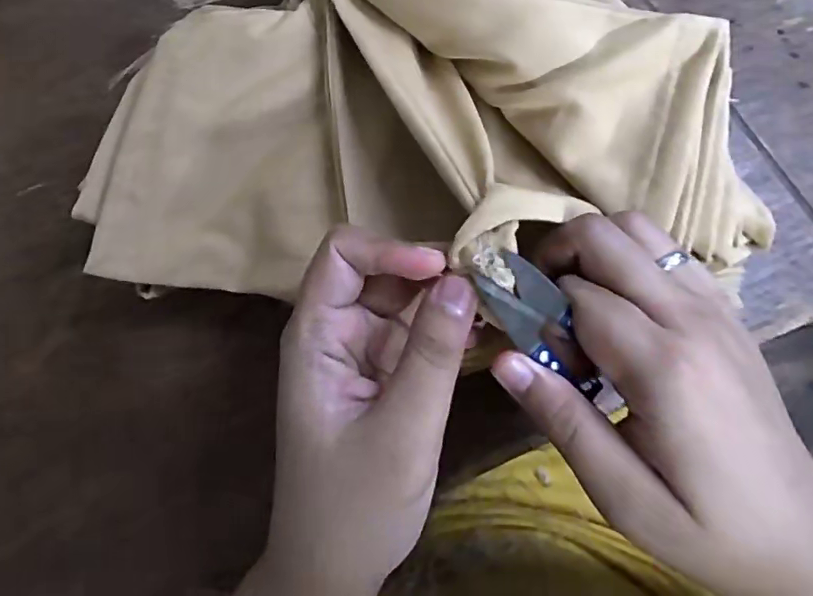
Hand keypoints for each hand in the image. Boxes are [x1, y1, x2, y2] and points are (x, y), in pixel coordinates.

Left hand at [238, 226, 475, 595]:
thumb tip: (462, 280)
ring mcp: (359, 349)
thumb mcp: (403, 430)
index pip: (342, 255)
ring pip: (404, 297)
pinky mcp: (383, 369)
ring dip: (446, 296)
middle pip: (379, 270)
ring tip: (496, 300)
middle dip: (430, 270)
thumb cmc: (354, 506)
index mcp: (316, 334)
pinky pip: (416, 330)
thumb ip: (432, 353)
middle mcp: (335, 330)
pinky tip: (484, 332)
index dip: (390, 249)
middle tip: (486, 280)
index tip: (441, 268)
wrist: (332, 573)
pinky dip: (448, 326)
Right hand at [489, 213, 812, 595]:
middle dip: (558, 252)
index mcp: (665, 365)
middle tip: (544, 300)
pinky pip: (667, 248)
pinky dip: (631, 254)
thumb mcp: (625, 497)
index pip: (579, 294)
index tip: (540, 349)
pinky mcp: (726, 307)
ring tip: (580, 294)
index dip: (543, 309)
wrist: (803, 538)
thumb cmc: (708, 528)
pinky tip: (625, 303)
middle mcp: (690, 316)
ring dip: (595, 245)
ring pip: (638, 226)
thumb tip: (504, 360)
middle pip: (605, 235)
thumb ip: (563, 421)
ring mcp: (714, 304)